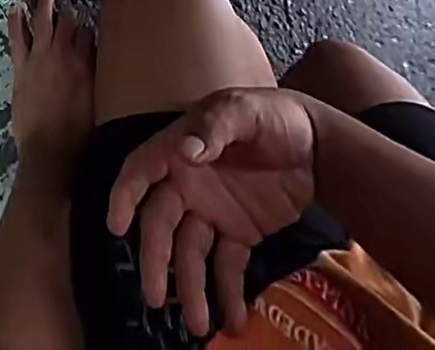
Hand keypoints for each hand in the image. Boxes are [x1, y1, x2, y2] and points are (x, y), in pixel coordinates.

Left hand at [7, 0, 94, 180]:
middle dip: (69, 16)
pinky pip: (18, 36)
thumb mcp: (100, 105)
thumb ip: (99, 81)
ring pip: (45, 20)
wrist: (52, 152)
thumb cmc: (80, 136)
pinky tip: (15, 7)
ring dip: (46, 3)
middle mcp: (67, 54)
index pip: (90, 34)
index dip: (87, 31)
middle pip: (70, 22)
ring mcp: (42, 57)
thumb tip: (101, 68)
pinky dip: (16, 20)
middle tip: (68, 14)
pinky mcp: (22, 66)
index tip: (86, 31)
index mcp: (89, 64)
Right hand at [106, 88, 317, 336]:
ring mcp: (213, 210)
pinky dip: (227, 293)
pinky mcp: (240, 233)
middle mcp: (189, 183)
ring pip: (190, 252)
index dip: (124, 195)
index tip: (116, 226)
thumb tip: (185, 151)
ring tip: (199, 324)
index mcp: (180, 148)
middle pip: (161, 222)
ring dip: (190, 286)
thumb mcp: (243, 110)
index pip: (142, 170)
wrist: (318, 142)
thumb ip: (215, 127)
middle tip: (156, 297)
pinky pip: (227, 266)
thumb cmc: (272, 115)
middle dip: (155, 258)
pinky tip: (234, 317)